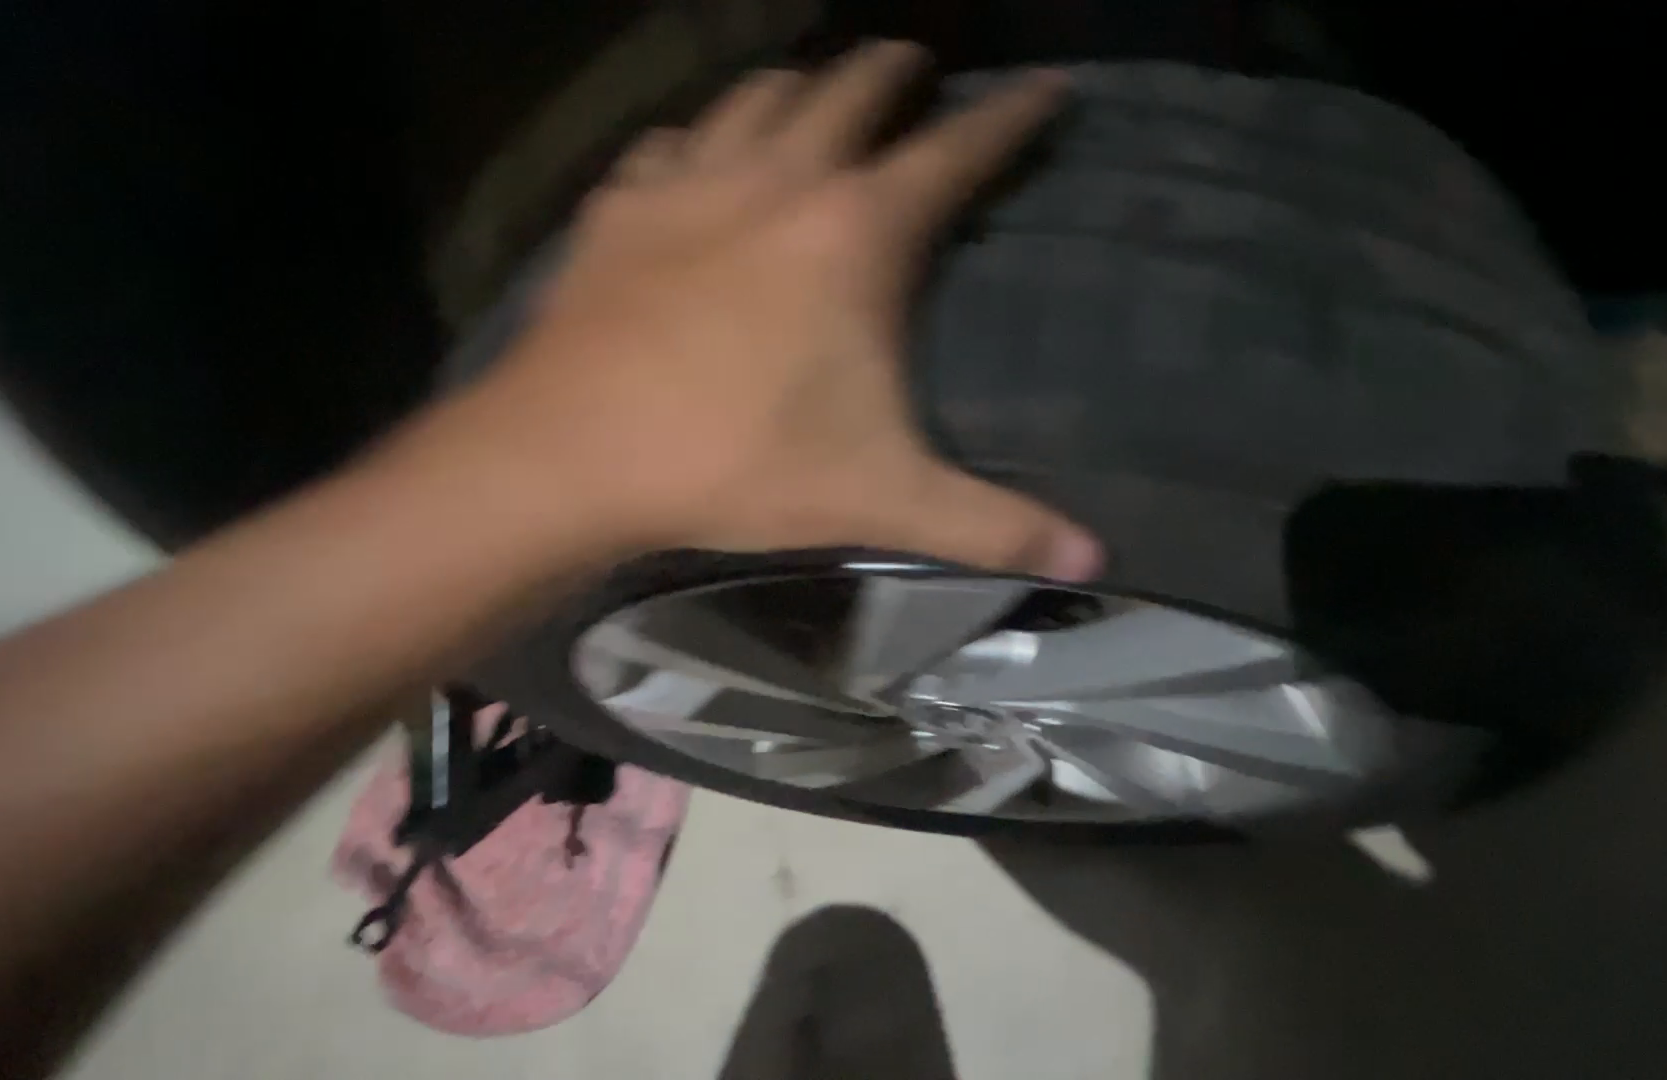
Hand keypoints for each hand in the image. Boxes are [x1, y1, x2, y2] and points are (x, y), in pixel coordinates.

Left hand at [447, 41, 1101, 580]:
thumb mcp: (881, 500)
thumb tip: (1093, 559)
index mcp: (855, 235)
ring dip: (798, 88)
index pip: (956, 151)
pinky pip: (667, 145)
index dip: (1010, 116)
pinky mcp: (617, 211)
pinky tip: (696, 160)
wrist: (573, 456)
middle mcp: (777, 182)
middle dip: (894, 74)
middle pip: (849, 91)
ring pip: (755, 98)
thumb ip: (990, 526)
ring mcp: (688, 185)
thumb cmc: (738, 466)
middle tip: (917, 72)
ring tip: (817, 98)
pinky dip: (697, 141)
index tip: (1045, 86)